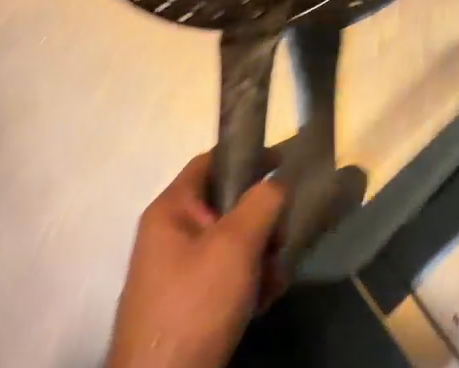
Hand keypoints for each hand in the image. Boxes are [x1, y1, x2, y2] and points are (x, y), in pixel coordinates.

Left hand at [106, 153, 287, 367]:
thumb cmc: (195, 304)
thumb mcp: (236, 244)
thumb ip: (263, 201)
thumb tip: (278, 181)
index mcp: (171, 210)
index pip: (211, 160)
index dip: (249, 155)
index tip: (287, 162)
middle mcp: (171, 234)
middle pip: (229, 204)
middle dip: (263, 220)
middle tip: (282, 238)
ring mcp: (179, 270)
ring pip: (234, 242)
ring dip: (262, 256)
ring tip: (273, 279)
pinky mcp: (190, 301)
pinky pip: (228, 275)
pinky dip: (250, 282)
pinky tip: (263, 301)